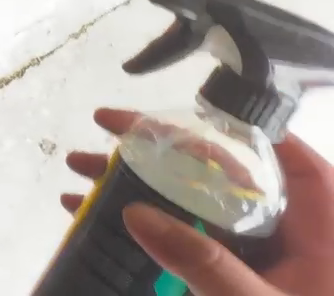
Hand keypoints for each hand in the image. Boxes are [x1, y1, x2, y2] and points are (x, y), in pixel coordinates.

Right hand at [61, 108, 333, 294]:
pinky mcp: (232, 284)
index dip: (252, 132)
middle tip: (103, 130)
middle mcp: (296, 248)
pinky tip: (91, 215)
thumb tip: (137, 212)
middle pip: (227, 178)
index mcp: (325, 245)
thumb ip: (206, 265)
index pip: (300, 170)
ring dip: (134, 183)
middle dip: (159, 152)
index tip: (188, 109)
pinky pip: (181, 240)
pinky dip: (136, 223)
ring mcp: (262, 268)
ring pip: (194, 206)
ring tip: (79, 171)